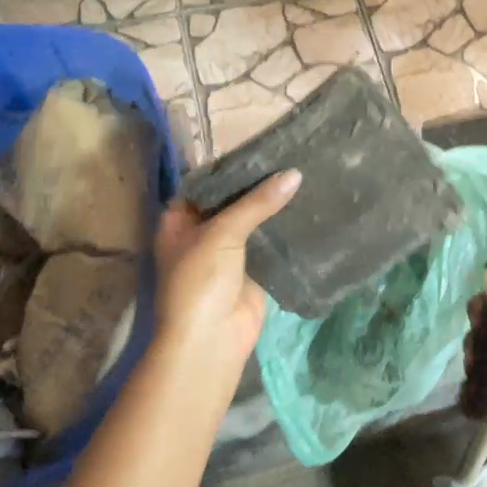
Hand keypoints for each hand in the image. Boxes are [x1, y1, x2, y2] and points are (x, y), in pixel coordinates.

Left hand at [154, 170, 300, 364]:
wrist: (212, 339)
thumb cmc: (200, 280)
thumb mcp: (223, 232)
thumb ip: (257, 202)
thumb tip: (294, 174)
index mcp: (178, 221)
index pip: (204, 183)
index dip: (229, 167)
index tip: (261, 147)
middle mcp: (200, 234)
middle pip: (231, 202)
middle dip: (257, 186)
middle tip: (290, 157)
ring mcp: (227, 254)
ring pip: (252, 222)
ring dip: (273, 207)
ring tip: (304, 175)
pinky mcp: (252, 271)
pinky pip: (269, 244)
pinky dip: (284, 230)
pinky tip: (308, 208)